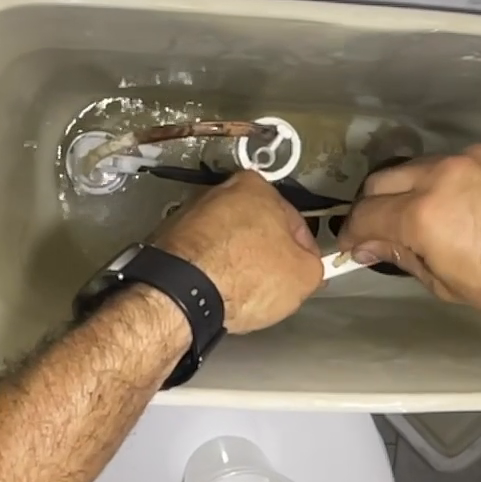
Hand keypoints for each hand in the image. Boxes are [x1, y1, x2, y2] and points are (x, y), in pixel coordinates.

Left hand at [151, 171, 322, 333]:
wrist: (185, 294)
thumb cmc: (245, 275)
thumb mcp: (304, 276)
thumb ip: (313, 264)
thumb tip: (305, 267)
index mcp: (257, 187)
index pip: (294, 221)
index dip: (302, 252)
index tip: (301, 270)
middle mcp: (220, 191)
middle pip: (255, 228)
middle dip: (265, 254)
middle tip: (271, 283)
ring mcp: (190, 214)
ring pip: (225, 242)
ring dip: (234, 262)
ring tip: (239, 291)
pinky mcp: (167, 239)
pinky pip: (199, 256)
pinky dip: (207, 271)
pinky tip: (214, 291)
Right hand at [335, 145, 480, 337]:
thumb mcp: (447, 284)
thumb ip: (404, 257)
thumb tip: (377, 247)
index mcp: (424, 213)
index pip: (364, 216)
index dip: (351, 235)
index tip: (352, 248)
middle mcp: (441, 176)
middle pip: (380, 182)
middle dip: (371, 209)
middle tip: (377, 236)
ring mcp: (470, 160)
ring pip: (413, 169)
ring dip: (401, 193)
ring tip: (414, 222)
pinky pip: (446, 166)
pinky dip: (434, 184)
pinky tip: (449, 209)